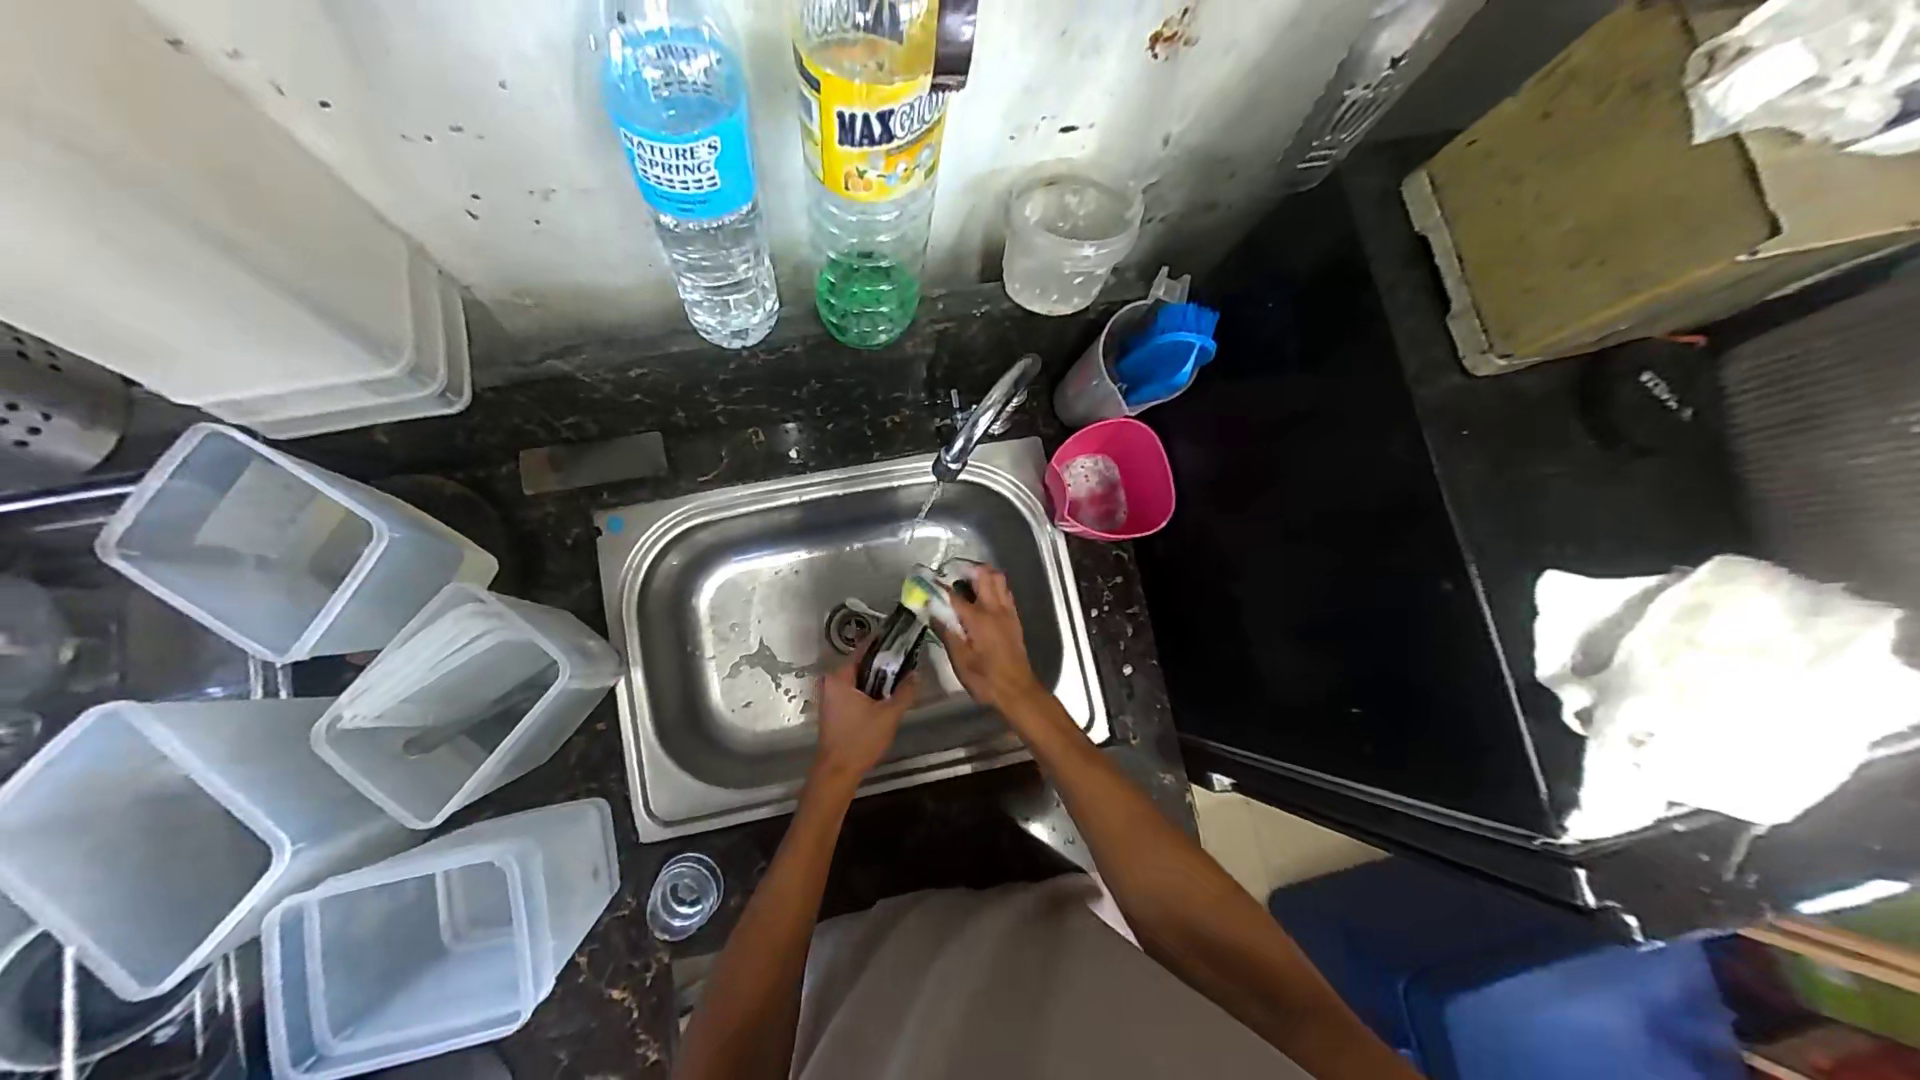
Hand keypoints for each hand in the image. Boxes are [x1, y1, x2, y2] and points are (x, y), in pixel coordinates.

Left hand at [811, 650, 916, 786]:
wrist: (837, 773)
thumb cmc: (860, 740)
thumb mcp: (889, 715)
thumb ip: (904, 692)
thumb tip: (916, 674)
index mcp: (839, 678)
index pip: (863, 649)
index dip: (883, 643)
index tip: (901, 638)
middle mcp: (831, 683)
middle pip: (862, 665)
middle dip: (884, 665)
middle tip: (906, 664)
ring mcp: (831, 697)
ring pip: (859, 680)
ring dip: (878, 680)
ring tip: (901, 680)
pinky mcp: (835, 710)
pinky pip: (855, 692)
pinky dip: (870, 692)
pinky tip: (886, 698)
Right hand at [935, 565, 1047, 712]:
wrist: (1017, 690)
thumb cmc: (985, 679)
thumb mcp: (960, 660)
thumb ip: (947, 633)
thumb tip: (933, 613)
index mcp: (978, 619)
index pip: (955, 595)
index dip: (940, 587)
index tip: (928, 583)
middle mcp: (995, 609)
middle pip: (985, 575)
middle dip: (968, 569)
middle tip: (954, 573)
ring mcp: (1007, 613)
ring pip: (999, 580)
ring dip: (984, 574)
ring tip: (968, 580)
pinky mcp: (1014, 619)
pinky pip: (1005, 592)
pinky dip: (994, 587)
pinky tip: (984, 596)